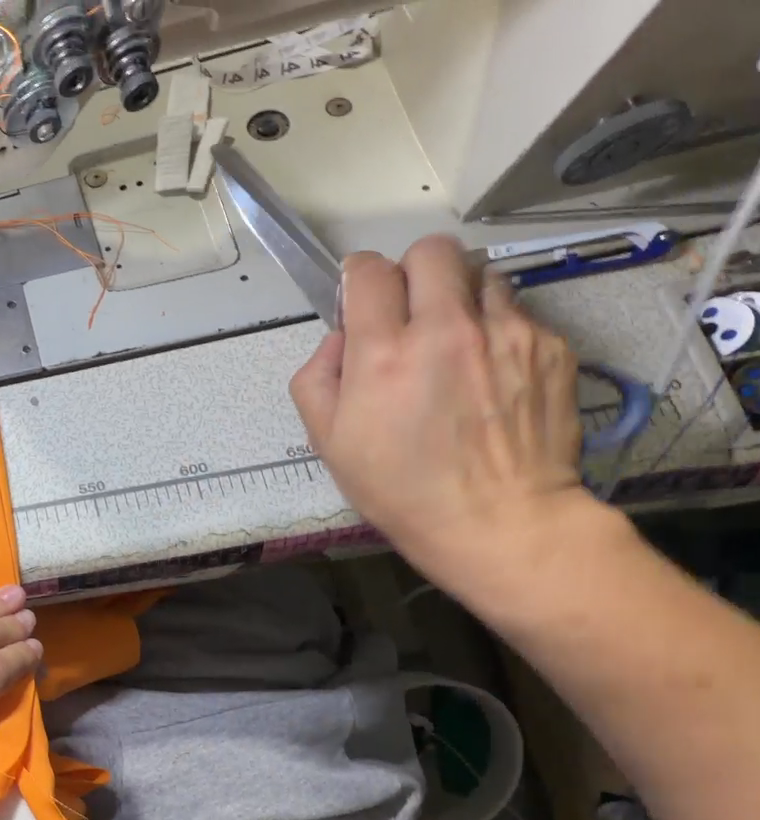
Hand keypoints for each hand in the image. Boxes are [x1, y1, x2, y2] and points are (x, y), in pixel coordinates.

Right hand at [289, 234, 593, 589]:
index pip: (369, 274)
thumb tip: (340, 340)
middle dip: (411, 270)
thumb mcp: (326, 440)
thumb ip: (317, 377)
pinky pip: (516, 311)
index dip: (357, 277)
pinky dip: (494, 326)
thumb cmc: (398, 486)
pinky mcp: (550, 346)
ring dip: (457, 295)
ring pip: (479, 274)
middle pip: (431, 252)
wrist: (498, 519)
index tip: (359, 293)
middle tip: (406, 305)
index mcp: (383, 355)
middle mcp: (446, 331)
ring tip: (452, 337)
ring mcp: (507, 334)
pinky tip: (486, 369)